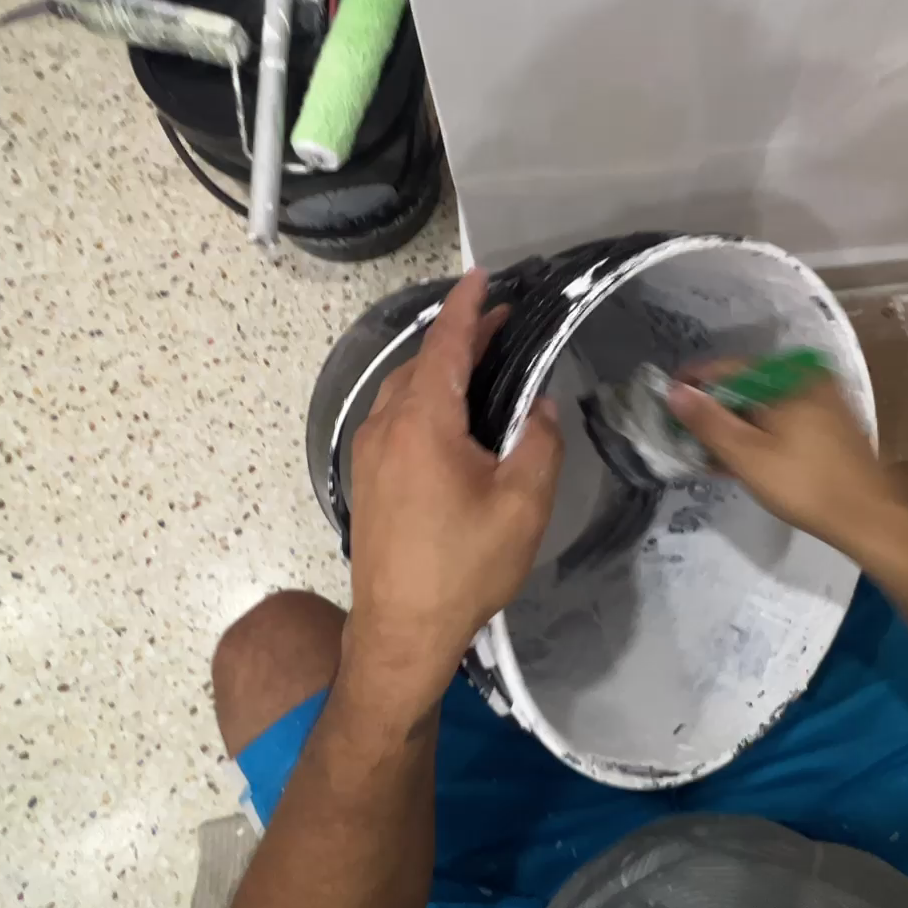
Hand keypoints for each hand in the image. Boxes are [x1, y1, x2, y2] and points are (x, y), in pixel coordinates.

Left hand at [344, 269, 563, 706]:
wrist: (400, 631)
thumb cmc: (464, 567)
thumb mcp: (523, 504)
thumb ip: (539, 442)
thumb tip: (539, 406)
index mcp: (423, 423)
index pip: (446, 344)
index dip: (467, 306)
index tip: (482, 275)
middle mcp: (387, 426)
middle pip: (423, 362)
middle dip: (461, 335)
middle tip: (503, 324)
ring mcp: (370, 453)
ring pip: (406, 389)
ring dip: (442, 367)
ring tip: (483, 363)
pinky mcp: (368, 477)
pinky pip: (397, 416)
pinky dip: (426, 397)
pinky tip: (453, 415)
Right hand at [666, 366, 906, 550]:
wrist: (870, 521)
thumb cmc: (805, 485)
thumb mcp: (747, 455)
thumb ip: (708, 421)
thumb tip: (673, 391)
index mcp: (789, 378)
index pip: (727, 367)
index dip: (693, 383)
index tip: (665, 401)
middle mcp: (806, 381)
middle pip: (745, 386)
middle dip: (712, 409)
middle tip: (682, 432)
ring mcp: (820, 403)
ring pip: (762, 406)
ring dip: (732, 425)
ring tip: (704, 451)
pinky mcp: (826, 426)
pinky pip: (779, 420)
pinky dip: (756, 434)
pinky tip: (736, 458)